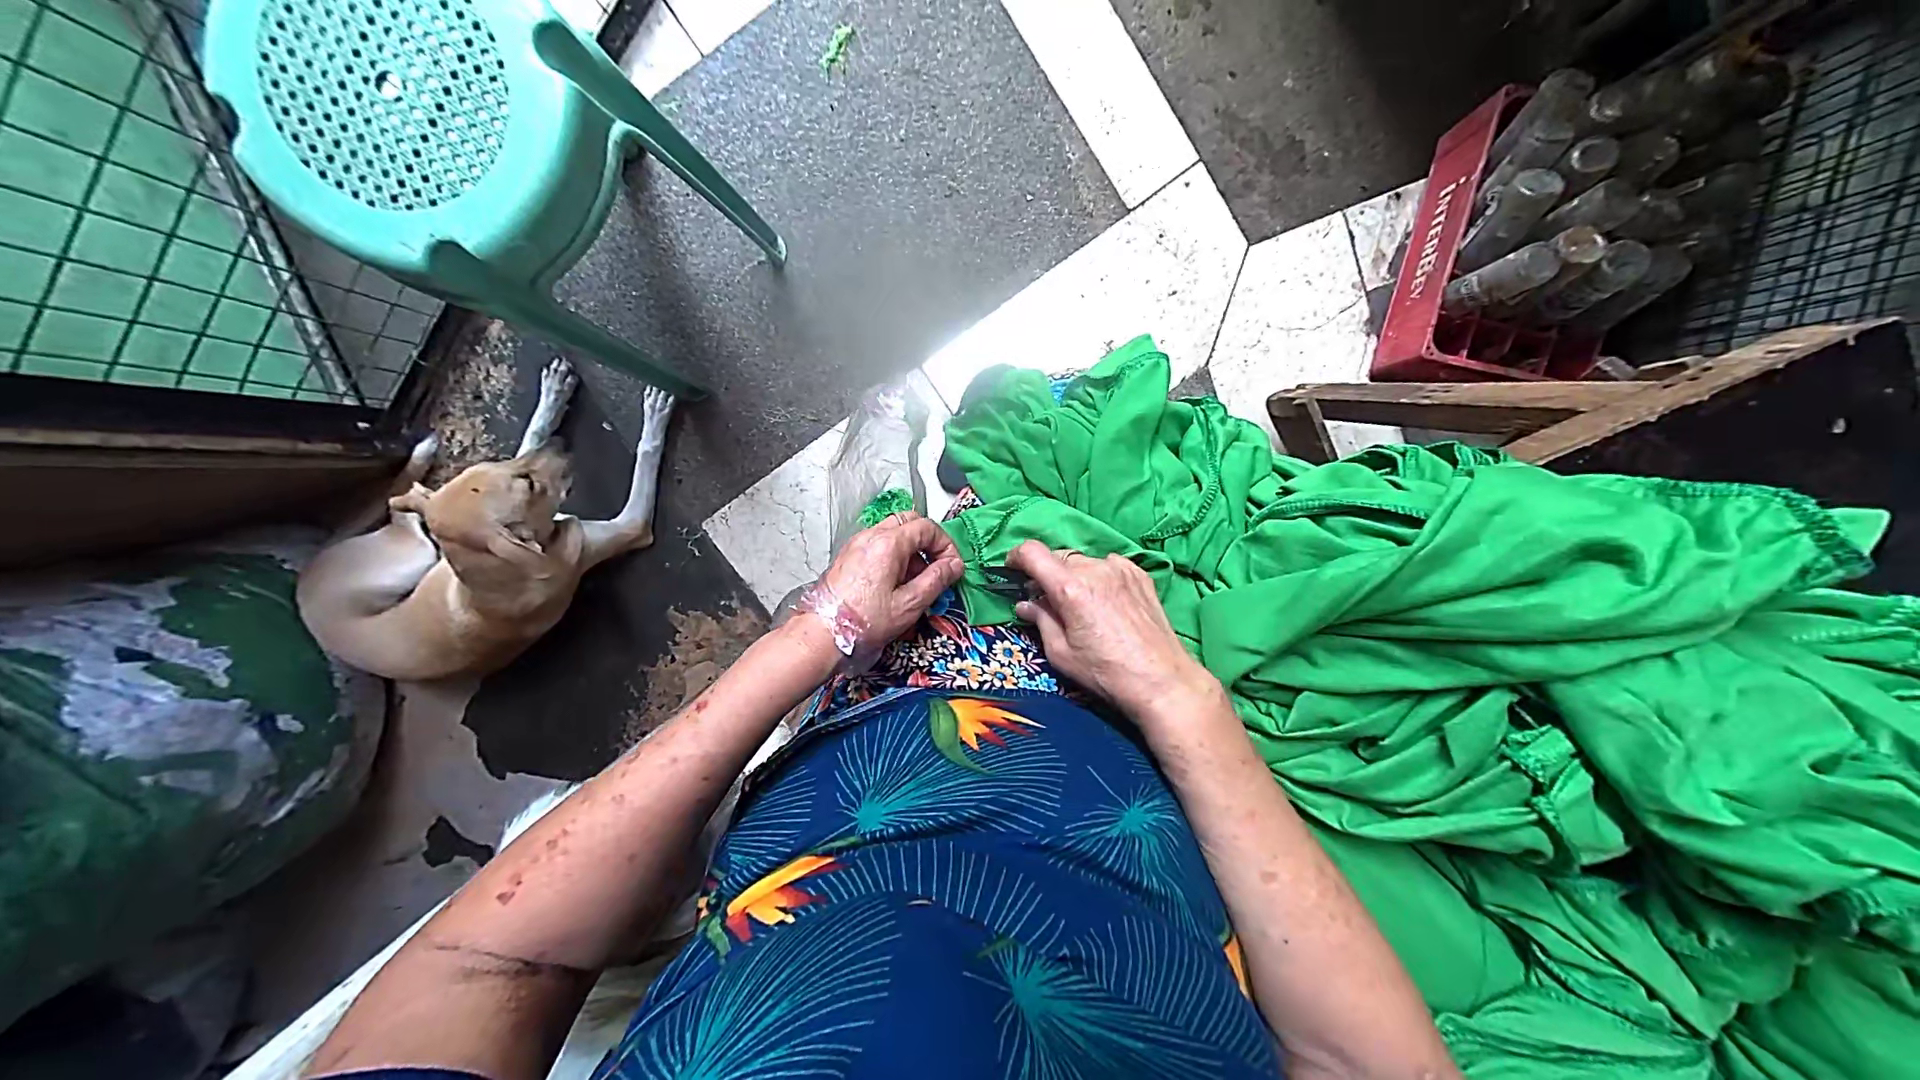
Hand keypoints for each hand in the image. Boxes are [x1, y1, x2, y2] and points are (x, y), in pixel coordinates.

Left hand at [819, 512, 964, 646]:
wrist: (822, 634)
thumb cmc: (862, 622)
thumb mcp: (909, 604)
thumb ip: (936, 580)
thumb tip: (953, 565)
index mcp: (888, 544)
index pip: (927, 527)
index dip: (945, 545)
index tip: (951, 566)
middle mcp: (870, 537)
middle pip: (909, 522)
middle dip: (928, 543)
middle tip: (936, 568)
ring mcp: (857, 545)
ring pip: (893, 532)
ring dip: (911, 550)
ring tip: (915, 582)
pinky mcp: (849, 557)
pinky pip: (878, 545)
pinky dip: (893, 556)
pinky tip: (895, 585)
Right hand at [1005, 540, 1222, 720]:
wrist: (1160, 679)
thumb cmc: (1106, 672)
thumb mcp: (1061, 652)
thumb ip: (1040, 620)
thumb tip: (1025, 604)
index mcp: (1070, 588)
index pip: (1032, 552)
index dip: (1016, 557)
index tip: (1012, 570)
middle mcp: (1095, 569)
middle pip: (1057, 557)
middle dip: (1046, 574)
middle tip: (1045, 600)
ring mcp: (1120, 569)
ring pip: (1083, 561)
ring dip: (1073, 576)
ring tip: (1079, 605)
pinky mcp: (1139, 575)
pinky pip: (1107, 566)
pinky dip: (1097, 577)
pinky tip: (1103, 601)